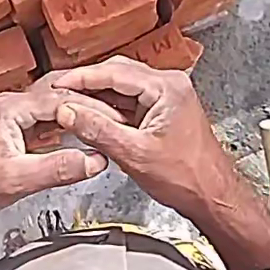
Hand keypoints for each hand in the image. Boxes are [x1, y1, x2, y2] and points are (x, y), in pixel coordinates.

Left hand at [0, 85, 115, 252]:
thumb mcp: (17, 180)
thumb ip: (57, 168)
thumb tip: (94, 160)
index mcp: (10, 109)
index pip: (61, 98)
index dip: (92, 108)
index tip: (116, 118)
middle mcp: (11, 107)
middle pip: (58, 94)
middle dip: (88, 102)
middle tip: (117, 113)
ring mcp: (11, 119)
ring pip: (52, 107)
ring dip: (78, 113)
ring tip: (105, 121)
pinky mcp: (13, 134)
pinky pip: (45, 122)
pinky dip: (66, 126)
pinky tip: (80, 135)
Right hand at [49, 57, 269, 269]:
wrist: (212, 196)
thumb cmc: (188, 177)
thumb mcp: (134, 153)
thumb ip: (97, 130)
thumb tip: (68, 112)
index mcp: (167, 88)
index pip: (113, 72)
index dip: (80, 77)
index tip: (57, 83)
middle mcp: (169, 86)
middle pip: (116, 74)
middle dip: (85, 83)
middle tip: (57, 91)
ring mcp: (165, 97)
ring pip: (120, 87)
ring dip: (94, 96)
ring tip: (68, 103)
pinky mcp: (160, 111)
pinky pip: (128, 101)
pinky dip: (107, 107)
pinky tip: (90, 116)